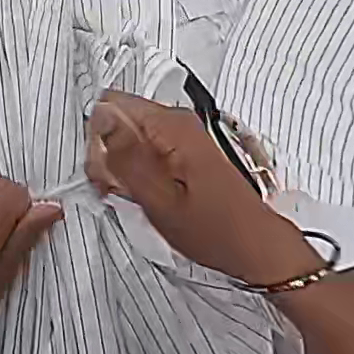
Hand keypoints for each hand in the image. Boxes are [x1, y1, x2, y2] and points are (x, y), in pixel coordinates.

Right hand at [86, 91, 322, 285]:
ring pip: (126, 134)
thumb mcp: (159, 198)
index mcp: (169, 125)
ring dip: (119, 164)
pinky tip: (142, 193)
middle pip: (117, 119)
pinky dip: (135, 169)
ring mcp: (179, 133)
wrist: (256, 247)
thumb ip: (125, 154)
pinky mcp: (181, 147)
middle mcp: (175, 120)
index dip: (96, 138)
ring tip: (131, 196)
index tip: (104, 172)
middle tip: (115, 189)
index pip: (109, 106)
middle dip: (106, 153)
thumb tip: (101, 116)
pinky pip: (142, 146)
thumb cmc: (213, 229)